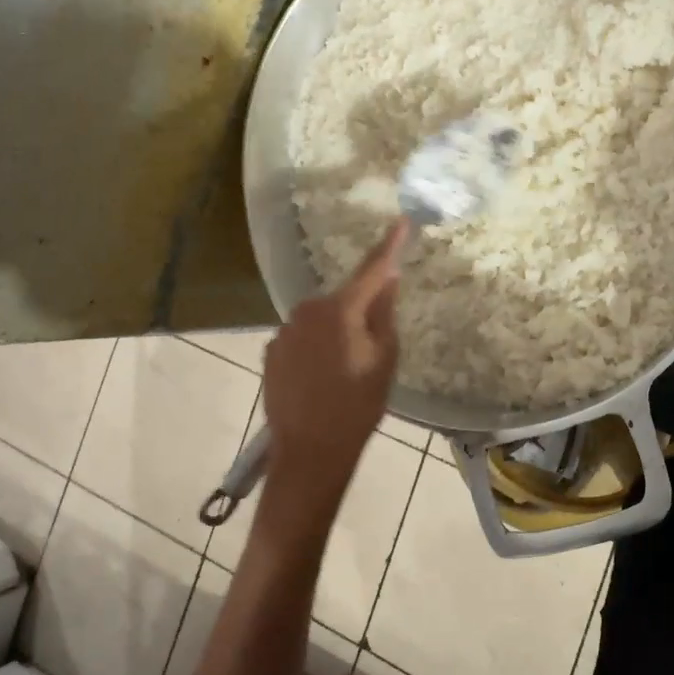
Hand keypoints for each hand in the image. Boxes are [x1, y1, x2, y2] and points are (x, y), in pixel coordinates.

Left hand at [260, 219, 407, 500]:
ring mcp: (284, 331)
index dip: (389, 245)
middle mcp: (307, 311)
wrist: (309, 453)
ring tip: (346, 370)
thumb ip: (385, 313)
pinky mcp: (272, 352)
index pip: (371, 269)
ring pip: (322, 319)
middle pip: (343, 298)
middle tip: (373, 346)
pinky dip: (317, 347)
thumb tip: (388, 278)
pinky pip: (303, 338)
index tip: (401, 221)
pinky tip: (323, 378)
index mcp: (340, 310)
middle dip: (360, 309)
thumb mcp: (385, 360)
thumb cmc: (357, 407)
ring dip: (336, 330)